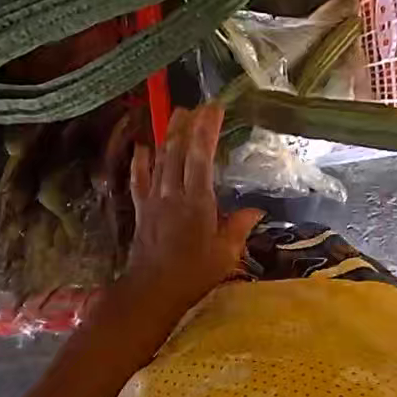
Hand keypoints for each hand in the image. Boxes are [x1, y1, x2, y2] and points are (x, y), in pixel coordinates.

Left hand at [120, 103, 264, 316]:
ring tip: (175, 113)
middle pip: (178, 151)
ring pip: (160, 160)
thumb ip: (239, 228)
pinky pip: (139, 180)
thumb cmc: (193, 274)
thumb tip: (256, 211)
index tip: (214, 108)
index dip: (206, 129)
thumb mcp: (225, 254)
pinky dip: (141, 162)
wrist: (152, 292)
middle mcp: (173, 194)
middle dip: (187, 125)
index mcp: (197, 201)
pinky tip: (142, 147)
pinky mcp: (141, 210)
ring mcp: (154, 200)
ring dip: (167, 135)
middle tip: (197, 105)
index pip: (201, 156)